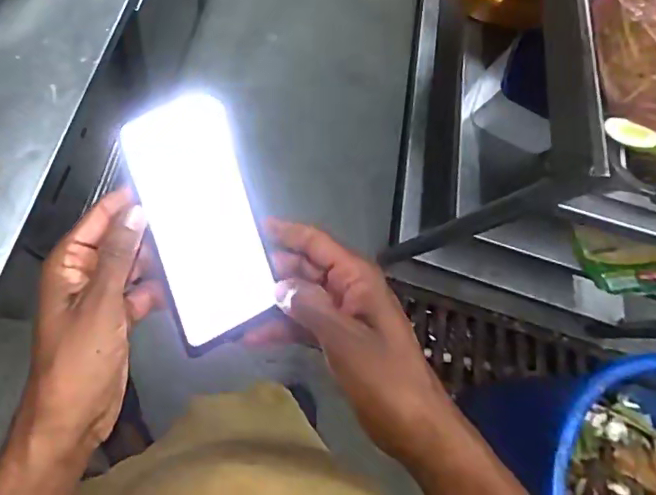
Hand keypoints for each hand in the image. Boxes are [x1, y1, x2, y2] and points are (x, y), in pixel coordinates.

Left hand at [0, 188, 162, 493]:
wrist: (71, 421)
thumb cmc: (75, 362)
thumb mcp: (100, 302)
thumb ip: (119, 255)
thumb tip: (134, 212)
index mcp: (69, 262)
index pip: (98, 218)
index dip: (124, 201)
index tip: (154, 185)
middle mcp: (83, 274)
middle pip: (118, 239)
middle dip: (145, 232)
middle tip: (179, 221)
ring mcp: (100, 296)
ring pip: (131, 265)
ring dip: (153, 262)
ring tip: (184, 251)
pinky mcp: (116, 317)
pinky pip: (138, 292)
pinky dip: (155, 290)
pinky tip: (177, 287)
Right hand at [244, 219, 526, 494]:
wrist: (418, 430)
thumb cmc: (386, 378)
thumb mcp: (344, 339)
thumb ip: (309, 306)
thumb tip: (279, 286)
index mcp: (356, 278)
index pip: (316, 243)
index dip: (287, 231)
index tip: (256, 225)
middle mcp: (348, 289)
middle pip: (305, 268)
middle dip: (273, 269)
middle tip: (236, 269)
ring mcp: (343, 316)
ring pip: (301, 297)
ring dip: (273, 303)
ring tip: (238, 304)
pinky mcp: (339, 341)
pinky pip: (305, 324)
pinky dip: (282, 328)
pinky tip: (254, 336)